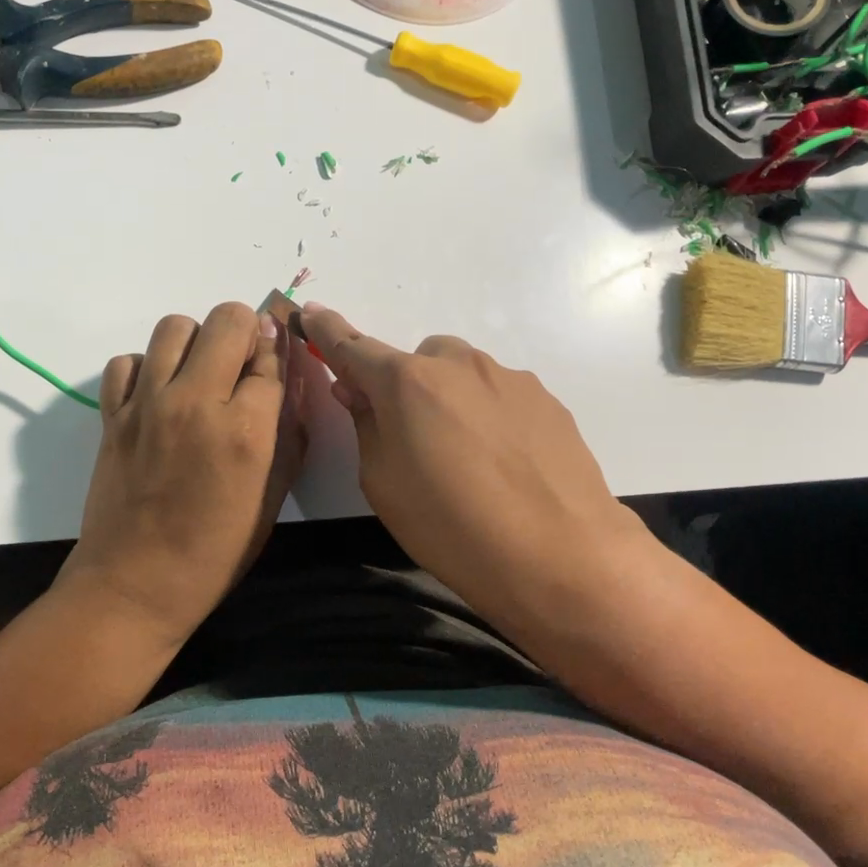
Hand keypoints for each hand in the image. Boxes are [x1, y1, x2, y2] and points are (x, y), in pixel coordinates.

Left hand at [58, 303, 306, 643]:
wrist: (134, 583)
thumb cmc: (213, 555)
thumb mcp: (270, 501)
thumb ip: (285, 437)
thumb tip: (289, 385)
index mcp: (245, 429)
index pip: (271, 356)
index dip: (277, 358)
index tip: (273, 368)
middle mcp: (196, 401)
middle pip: (227, 319)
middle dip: (244, 333)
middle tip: (239, 368)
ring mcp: (148, 404)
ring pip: (175, 326)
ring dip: (195, 342)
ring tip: (197, 378)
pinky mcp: (112, 415)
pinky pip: (128, 361)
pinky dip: (146, 368)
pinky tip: (156, 398)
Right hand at [298, 304, 648, 617]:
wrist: (557, 553)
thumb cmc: (449, 525)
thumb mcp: (382, 484)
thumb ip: (366, 426)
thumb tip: (357, 389)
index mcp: (407, 382)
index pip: (353, 346)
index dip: (327, 331)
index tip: (310, 313)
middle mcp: (459, 365)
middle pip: (417, 361)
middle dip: (407, 388)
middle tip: (413, 441)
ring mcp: (509, 379)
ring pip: (464, 377)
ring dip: (452, 403)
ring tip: (468, 465)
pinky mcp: (548, 401)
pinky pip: (501, 398)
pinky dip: (490, 420)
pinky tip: (504, 469)